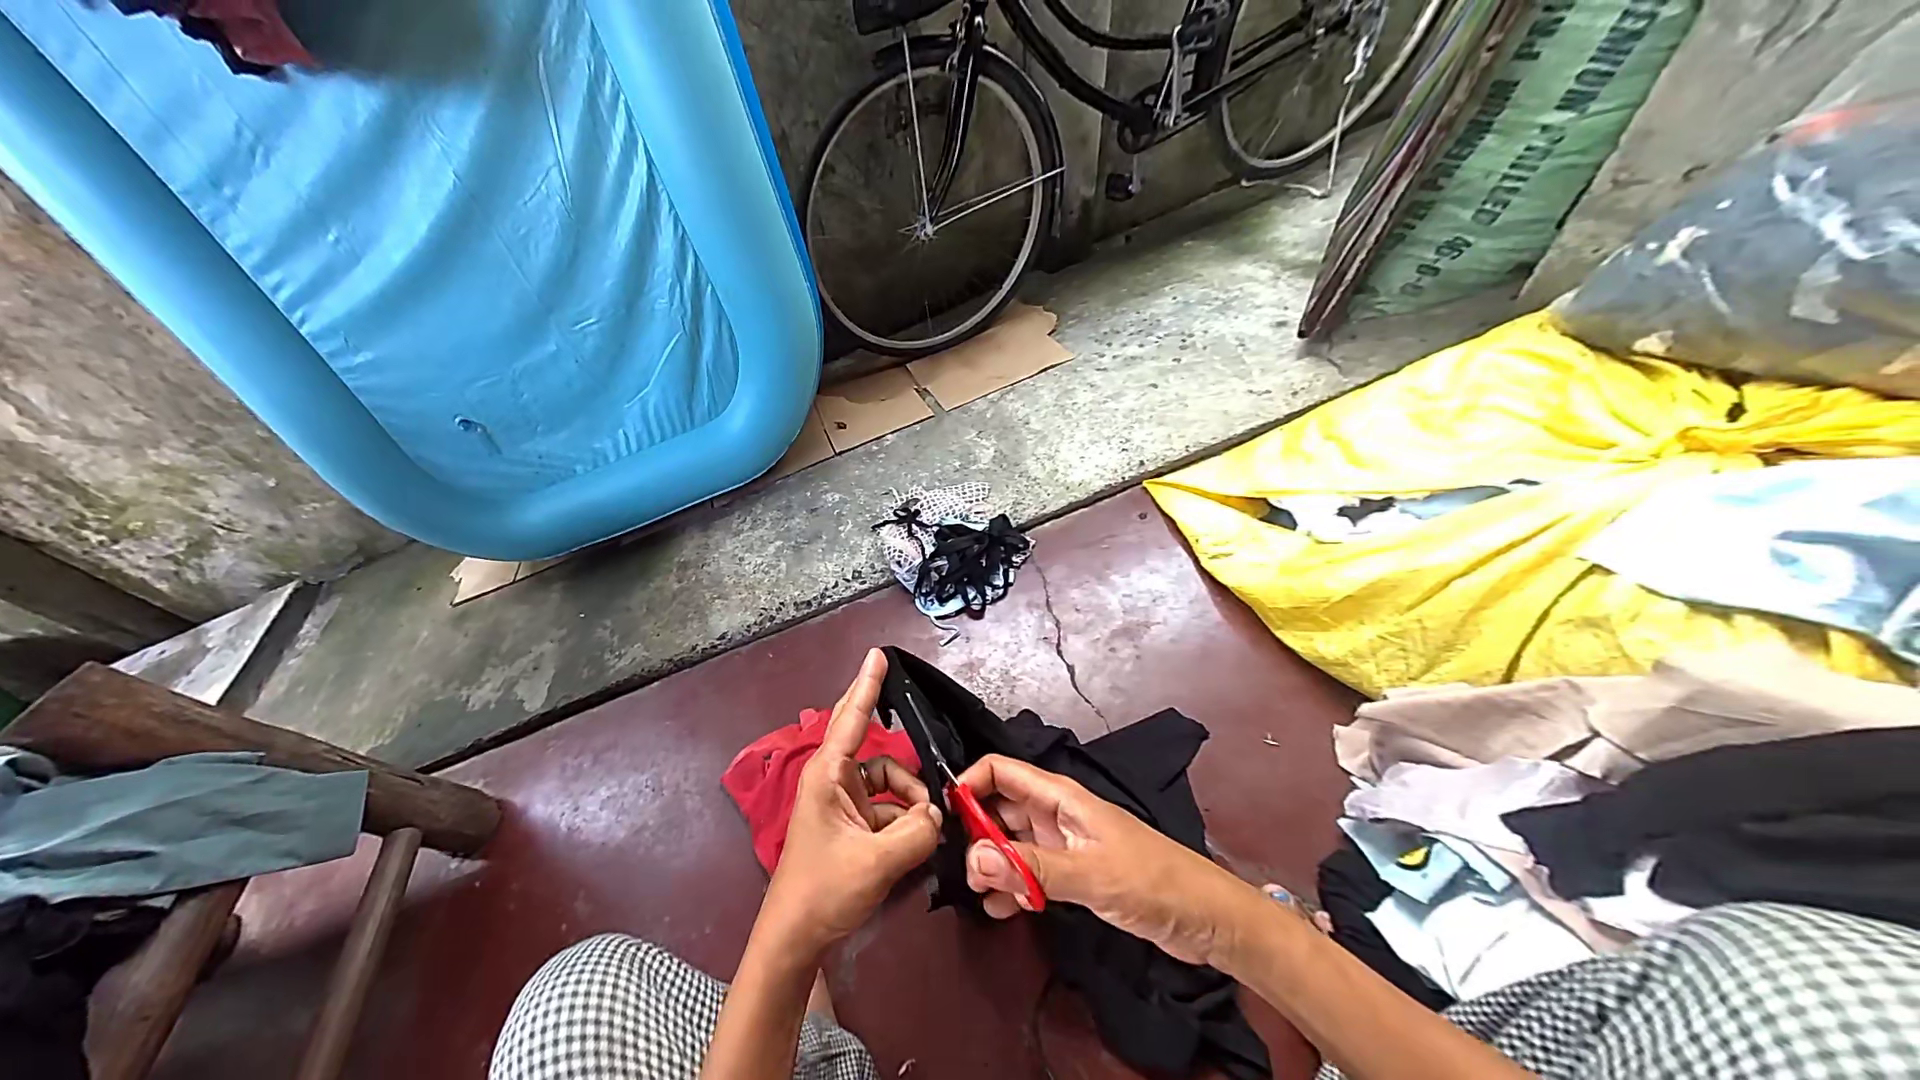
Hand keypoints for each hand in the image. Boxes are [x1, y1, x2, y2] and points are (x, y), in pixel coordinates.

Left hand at [761, 649, 943, 955]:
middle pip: (874, 746)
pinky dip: (906, 819)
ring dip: (911, 801)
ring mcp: (844, 802)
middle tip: (918, 747)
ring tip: (925, 830)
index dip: (867, 684)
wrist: (794, 939)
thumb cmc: (823, 892)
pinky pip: (889, 807)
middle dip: (897, 746)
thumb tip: (937, 815)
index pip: (851, 718)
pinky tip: (917, 842)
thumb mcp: (877, 862)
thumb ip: (917, 833)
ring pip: (891, 782)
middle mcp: (835, 780)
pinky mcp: (853, 824)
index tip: (877, 654)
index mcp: (828, 776)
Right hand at [955, 754, 1255, 965]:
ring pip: (1010, 841)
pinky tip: (1003, 910)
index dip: (969, 785)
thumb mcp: (1091, 874)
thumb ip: (1032, 867)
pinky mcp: (1070, 872)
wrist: (1204, 916)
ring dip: (993, 864)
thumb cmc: (1152, 881)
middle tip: (969, 872)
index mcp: (1059, 796)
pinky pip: (1027, 871)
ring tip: (984, 895)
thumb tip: (975, 860)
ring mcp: (1062, 843)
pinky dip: (1012, 885)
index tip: (947, 819)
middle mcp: (1055, 813)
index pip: (1000, 771)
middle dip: (977, 833)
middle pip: (999, 807)